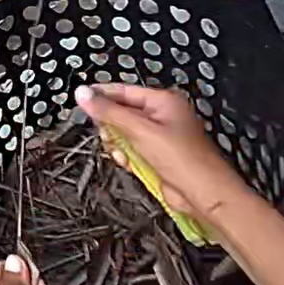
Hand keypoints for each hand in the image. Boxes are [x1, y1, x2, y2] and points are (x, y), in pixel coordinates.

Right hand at [73, 83, 245, 218]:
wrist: (202, 194)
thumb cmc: (184, 160)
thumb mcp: (139, 130)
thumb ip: (108, 111)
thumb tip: (83, 94)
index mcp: (162, 101)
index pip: (122, 90)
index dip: (100, 96)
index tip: (80, 101)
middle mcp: (160, 115)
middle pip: (119, 112)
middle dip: (111, 126)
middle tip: (110, 135)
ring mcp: (157, 136)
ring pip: (121, 133)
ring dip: (117, 144)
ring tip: (123, 152)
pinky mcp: (153, 154)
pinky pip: (128, 149)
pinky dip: (125, 156)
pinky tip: (130, 162)